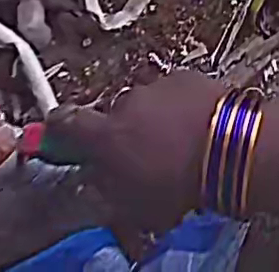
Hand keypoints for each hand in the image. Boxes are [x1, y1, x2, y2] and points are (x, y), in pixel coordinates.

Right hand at [42, 70, 226, 231]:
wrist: (228, 145)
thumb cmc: (181, 182)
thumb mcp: (134, 203)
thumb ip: (106, 186)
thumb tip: (95, 178)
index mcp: (107, 133)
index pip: (65, 122)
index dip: (54, 128)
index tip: (50, 131)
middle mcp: (126, 101)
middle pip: (110, 113)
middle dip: (118, 130)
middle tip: (135, 154)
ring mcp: (156, 85)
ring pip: (143, 102)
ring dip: (149, 117)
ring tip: (170, 143)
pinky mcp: (183, 76)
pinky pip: (169, 92)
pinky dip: (174, 105)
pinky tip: (189, 126)